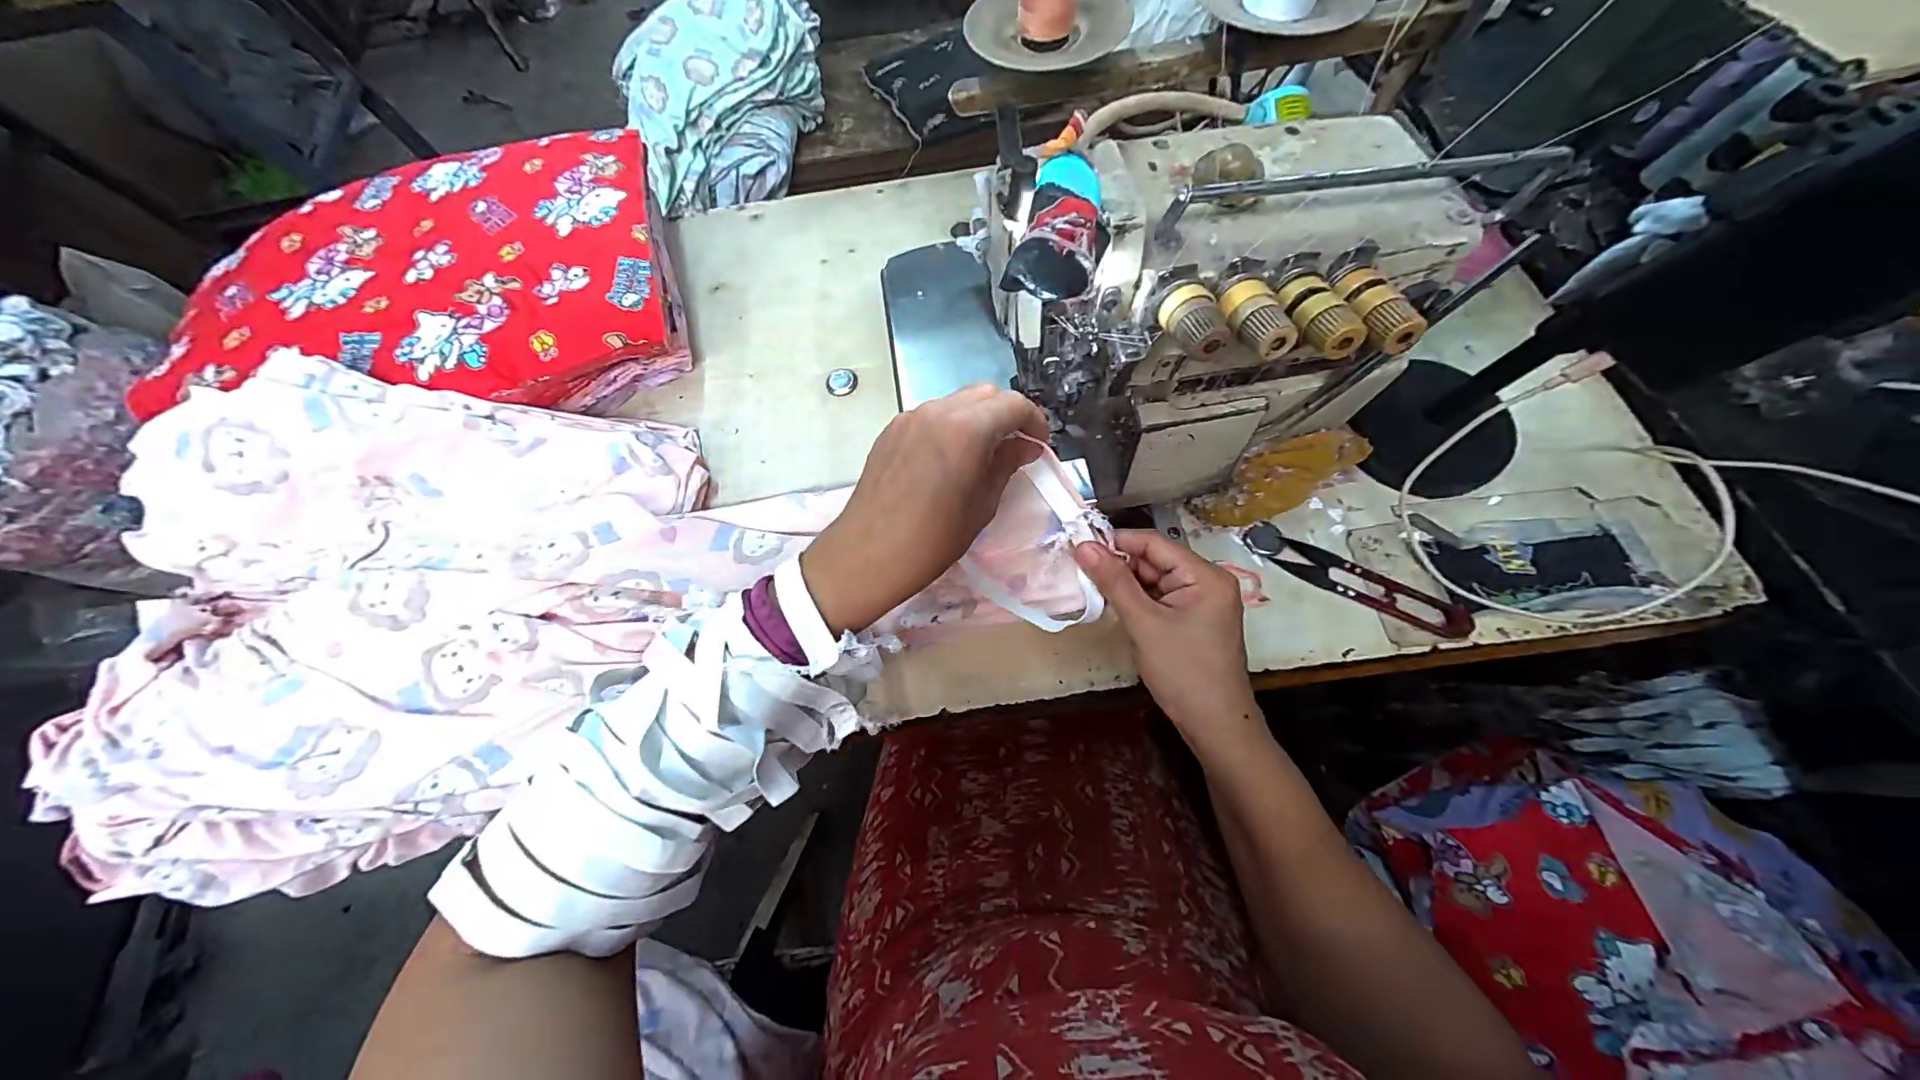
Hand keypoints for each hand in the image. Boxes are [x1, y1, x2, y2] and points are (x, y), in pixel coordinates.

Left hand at [802, 384, 1049, 633]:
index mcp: (965, 429)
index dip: (1034, 421)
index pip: (1012, 405)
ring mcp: (909, 419)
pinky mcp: (891, 431)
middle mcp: (936, 412)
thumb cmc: (932, 539)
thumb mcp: (982, 505)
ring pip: (956, 403)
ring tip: (984, 453)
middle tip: (1016, 446)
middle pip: (984, 394)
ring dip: (977, 419)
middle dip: (1007, 414)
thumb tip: (1025, 446)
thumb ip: (1006, 465)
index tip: (1039, 443)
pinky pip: (930, 417)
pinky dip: (950, 427)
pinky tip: (950, 459)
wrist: (869, 554)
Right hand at [1073, 530, 1264, 749]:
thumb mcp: (1144, 624)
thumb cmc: (1183, 672)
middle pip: (1155, 560)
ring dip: (1125, 582)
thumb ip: (1114, 582)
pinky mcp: (1192, 619)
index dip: (1117, 541)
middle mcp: (1207, 581)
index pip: (1155, 544)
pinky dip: (1136, 599)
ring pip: (1154, 579)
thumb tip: (1084, 546)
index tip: (1080, 545)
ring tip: (1090, 584)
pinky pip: (1159, 598)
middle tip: (1079, 568)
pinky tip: (1113, 603)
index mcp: (1205, 576)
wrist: (1214, 723)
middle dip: (1119, 564)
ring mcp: (1201, 602)